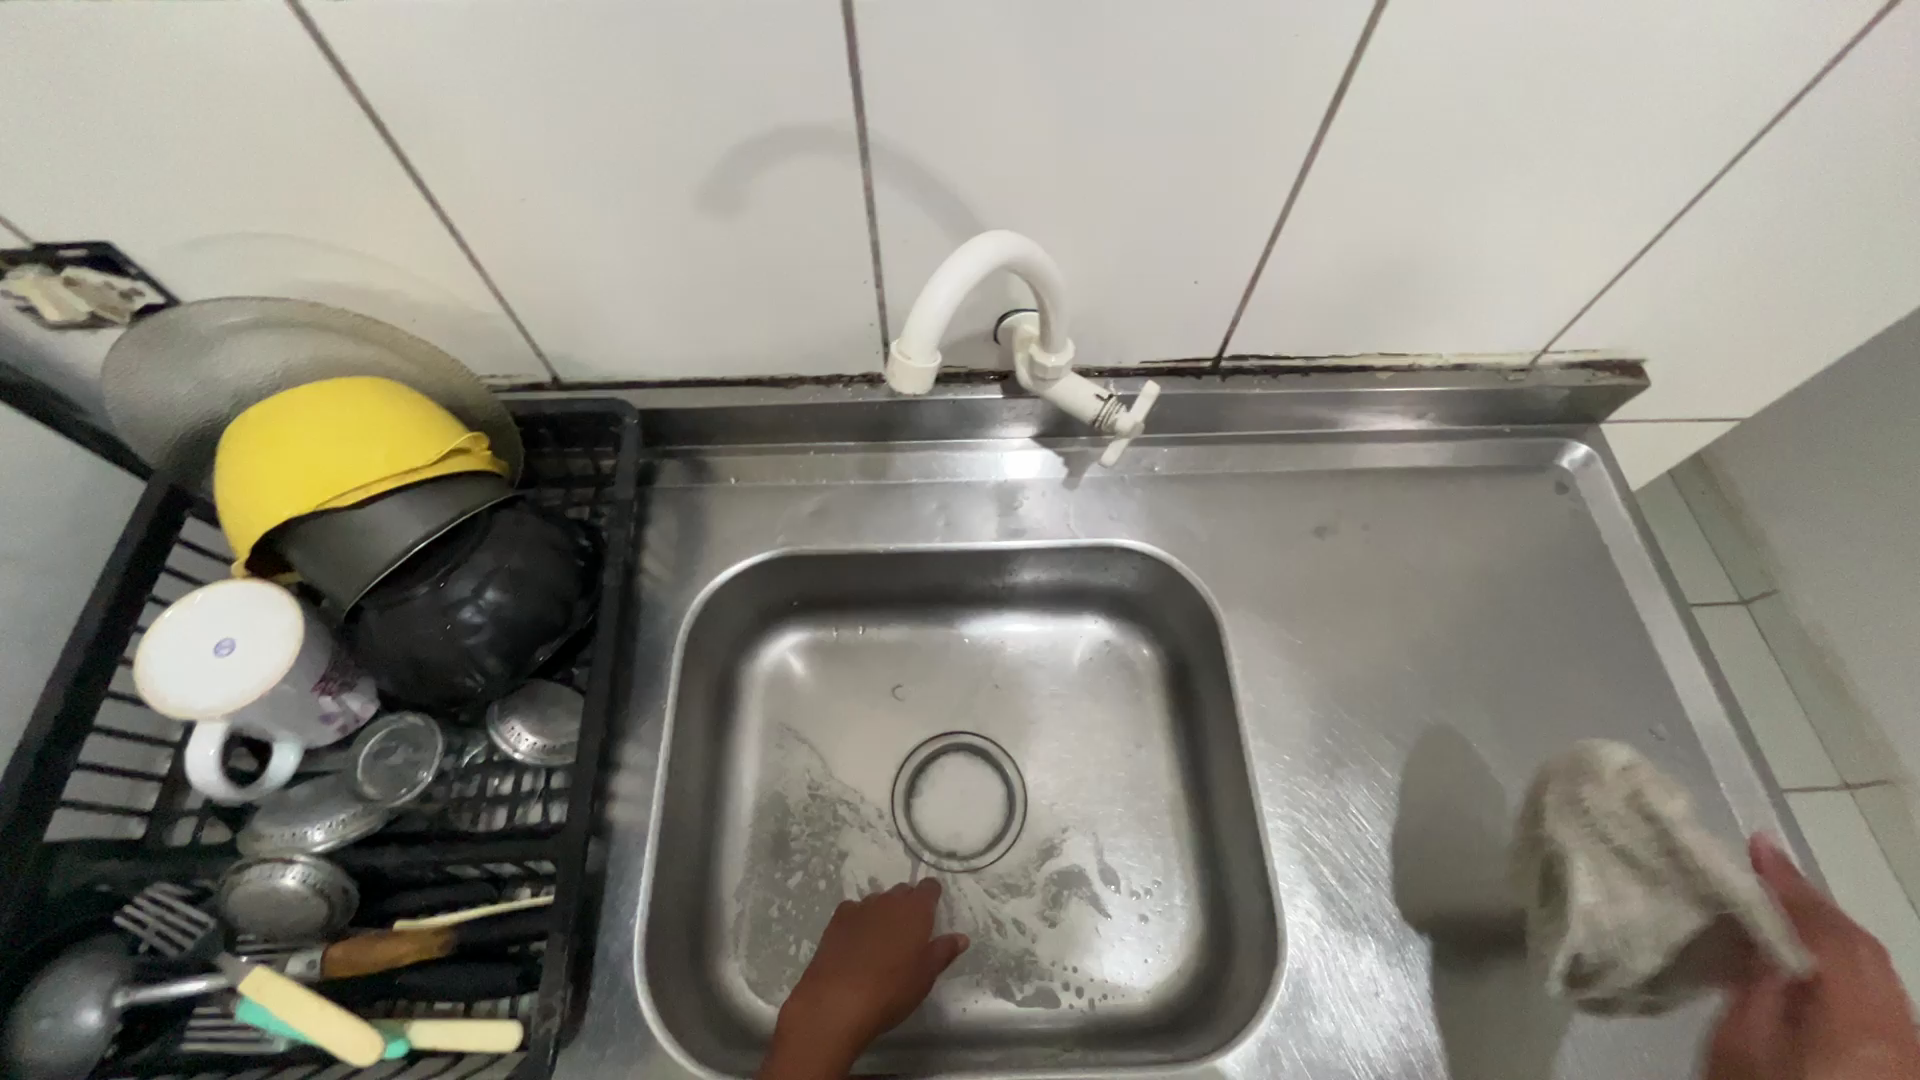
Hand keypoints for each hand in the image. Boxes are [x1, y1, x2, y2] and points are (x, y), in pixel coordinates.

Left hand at [757, 879, 968, 1079]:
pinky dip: (859, 920)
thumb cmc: (891, 990)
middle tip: (909, 934)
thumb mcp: (925, 976)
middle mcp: (889, 901)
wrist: (837, 1002)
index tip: (932, 910)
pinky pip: (854, 910)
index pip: (929, 887)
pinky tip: (856, 942)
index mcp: (915, 910)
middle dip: (908, 905)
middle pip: (903, 892)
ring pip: (878, 901)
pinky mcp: (837, 920)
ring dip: (883, 913)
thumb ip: (943, 952)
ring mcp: (861, 908)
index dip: (932, 896)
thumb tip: (960, 937)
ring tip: (882, 941)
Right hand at [1705, 834, 1919, 1079]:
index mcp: (1858, 1021)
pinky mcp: (1903, 1064)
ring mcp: (1911, 1052)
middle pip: (1865, 953)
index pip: (1830, 935)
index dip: (1792, 886)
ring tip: (1775, 904)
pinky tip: (1802, 960)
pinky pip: (1878, 999)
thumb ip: (1760, 988)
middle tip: (1761, 867)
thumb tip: (1760, 932)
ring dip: (1826, 934)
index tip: (1756, 844)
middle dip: (1813, 906)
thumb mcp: (1742, 1048)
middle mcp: (1904, 1033)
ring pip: (1878, 976)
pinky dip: (1839, 966)